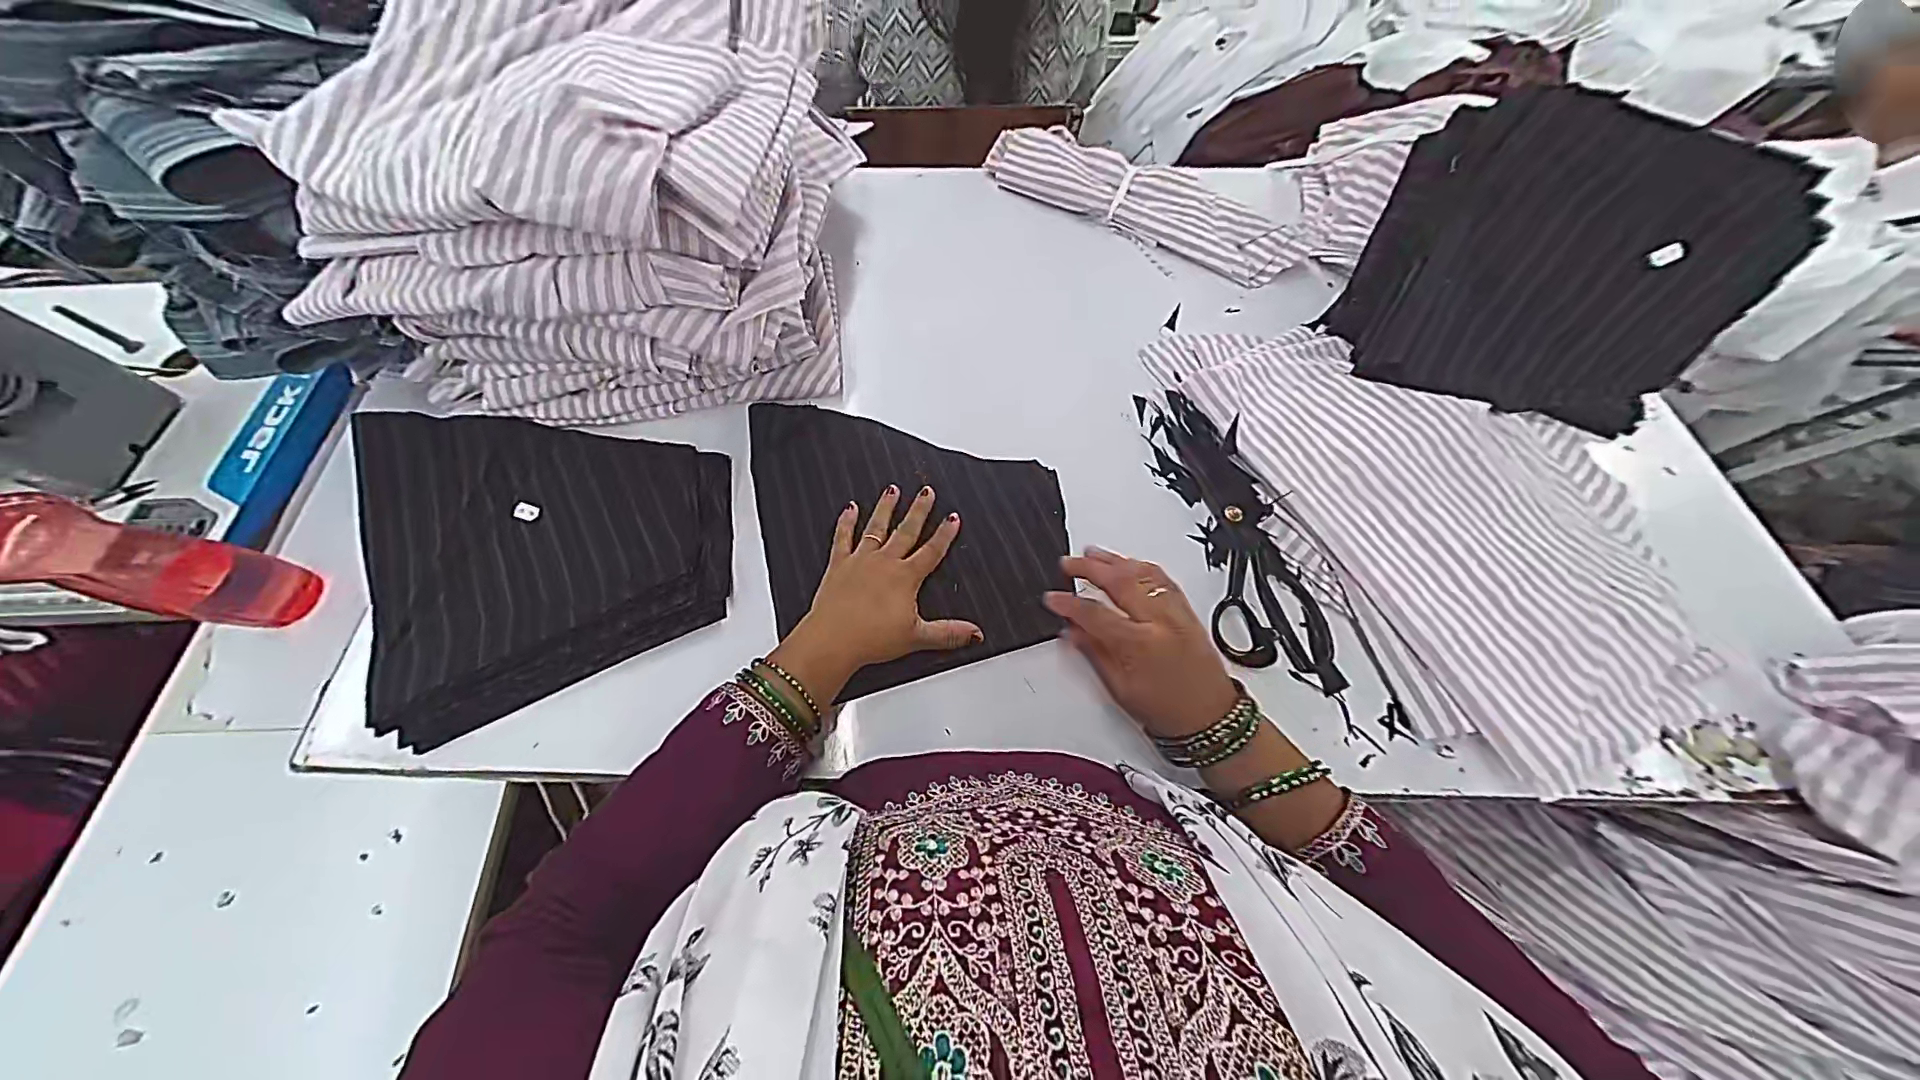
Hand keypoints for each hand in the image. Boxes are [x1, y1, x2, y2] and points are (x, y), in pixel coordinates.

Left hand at [769, 486, 980, 703]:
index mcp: (905, 577)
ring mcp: (860, 561)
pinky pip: (843, 537)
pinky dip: (846, 522)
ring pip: (876, 527)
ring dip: (885, 508)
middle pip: (906, 531)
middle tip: (926, 492)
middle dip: (919, 510)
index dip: (945, 533)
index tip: (953, 517)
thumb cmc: (871, 639)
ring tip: (892, 490)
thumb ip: (948, 633)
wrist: (833, 640)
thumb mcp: (917, 637)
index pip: (931, 551)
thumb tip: (974, 634)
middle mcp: (884, 563)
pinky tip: (850, 509)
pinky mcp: (838, 565)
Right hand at [1043, 548, 1236, 739]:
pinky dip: (1141, 567)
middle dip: (1089, 568)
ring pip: (1143, 574)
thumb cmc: (1169, 709)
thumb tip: (1072, 630)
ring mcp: (1177, 614)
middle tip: (1069, 564)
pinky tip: (1129, 564)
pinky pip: (1163, 579)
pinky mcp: (1188, 612)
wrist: (1210, 718)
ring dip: (1115, 561)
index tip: (1053, 598)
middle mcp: (1161, 622)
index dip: (1068, 604)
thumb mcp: (1119, 687)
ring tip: (1092, 554)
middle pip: (1120, 581)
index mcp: (1140, 644)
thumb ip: (1094, 652)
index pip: (1095, 613)